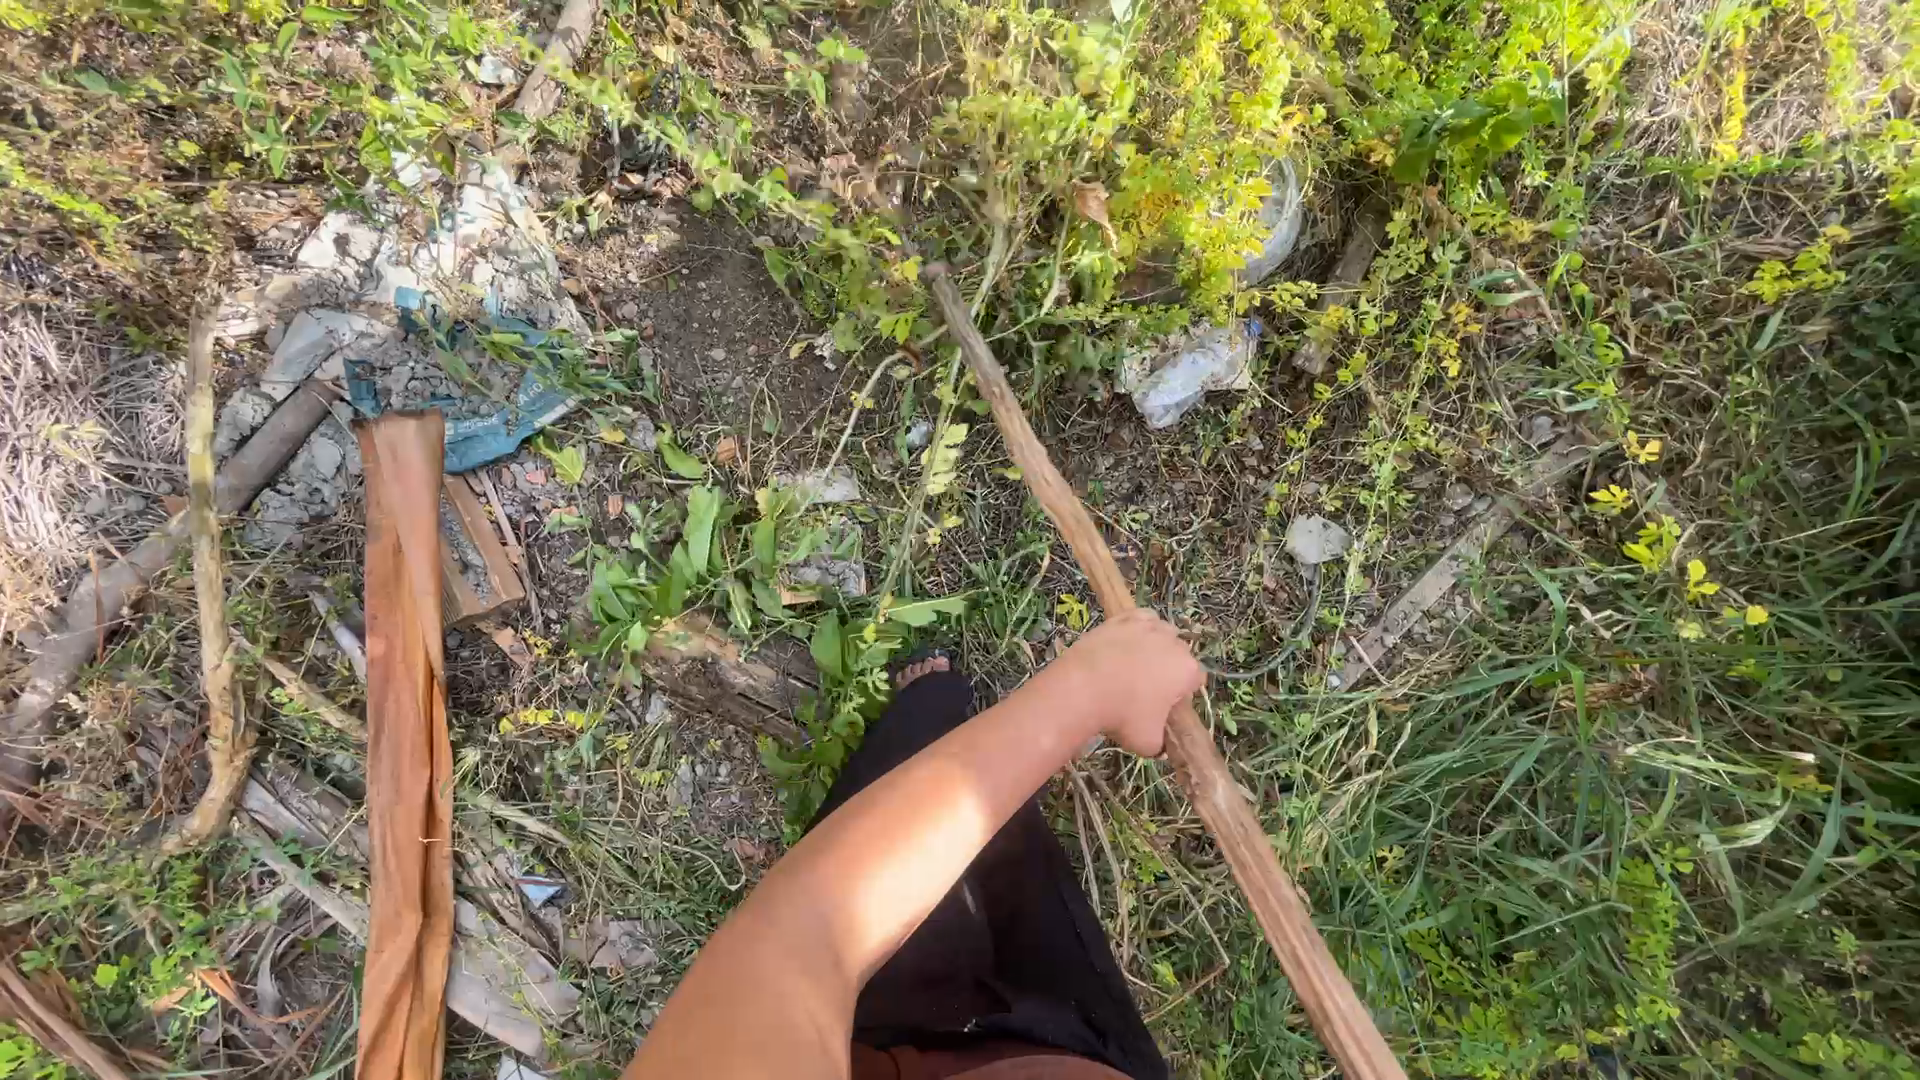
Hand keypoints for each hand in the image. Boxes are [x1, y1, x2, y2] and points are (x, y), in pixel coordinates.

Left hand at [1040, 609, 1202, 756]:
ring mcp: (1146, 626)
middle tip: (1147, 688)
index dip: (1183, 692)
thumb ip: (1162, 743)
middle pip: (1179, 653)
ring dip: (1155, 645)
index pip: (1196, 679)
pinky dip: (1136, 628)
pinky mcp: (1121, 618)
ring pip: (1161, 632)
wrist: (1081, 688)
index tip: (1167, 704)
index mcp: (1186, 669)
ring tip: (1135, 664)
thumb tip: (1159, 745)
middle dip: (1169, 668)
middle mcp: (1172, 642)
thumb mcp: (1150, 744)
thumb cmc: (1121, 716)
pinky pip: (1138, 619)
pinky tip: (1125, 642)